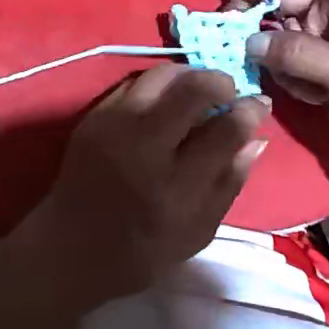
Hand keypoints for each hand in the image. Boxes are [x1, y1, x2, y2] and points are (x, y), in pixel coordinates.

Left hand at [4, 65, 270, 301]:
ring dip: (189, 76)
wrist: (69, 249)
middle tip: (229, 90)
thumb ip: (229, 183)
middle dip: (221, 82)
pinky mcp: (94, 118)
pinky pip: (134, 83)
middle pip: (193, 90)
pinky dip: (158, 85)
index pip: (225, 132)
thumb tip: (256, 138)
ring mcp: (114, 128)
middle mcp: (144, 149)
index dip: (249, 112)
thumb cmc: (140, 252)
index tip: (259, 104)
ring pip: (161, 76)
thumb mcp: (198, 233)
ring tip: (199, 90)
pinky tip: (167, 99)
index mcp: (176, 188)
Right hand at [229, 0, 328, 217]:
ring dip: (256, 36)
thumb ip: (299, 54)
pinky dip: (275, 67)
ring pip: (274, 20)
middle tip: (222, 22)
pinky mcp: (314, 64)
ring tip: (245, 59)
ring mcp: (324, 35)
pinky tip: (302, 93)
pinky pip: (279, 53)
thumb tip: (249, 43)